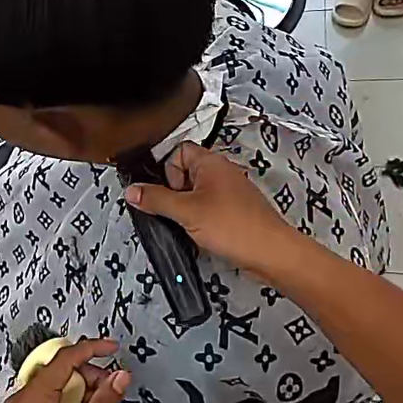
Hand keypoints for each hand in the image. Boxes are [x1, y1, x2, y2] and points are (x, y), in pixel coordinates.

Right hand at [125, 143, 304, 274]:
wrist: (269, 252)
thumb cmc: (237, 227)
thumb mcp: (186, 212)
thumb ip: (156, 199)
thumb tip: (133, 191)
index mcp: (212, 162)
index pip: (178, 151)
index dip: (167, 170)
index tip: (165, 191)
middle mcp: (222, 172)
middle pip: (185, 173)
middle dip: (175, 194)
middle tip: (179, 211)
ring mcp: (230, 192)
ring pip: (196, 194)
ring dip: (188, 210)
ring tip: (193, 226)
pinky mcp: (234, 211)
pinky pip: (208, 209)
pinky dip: (201, 220)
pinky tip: (204, 235)